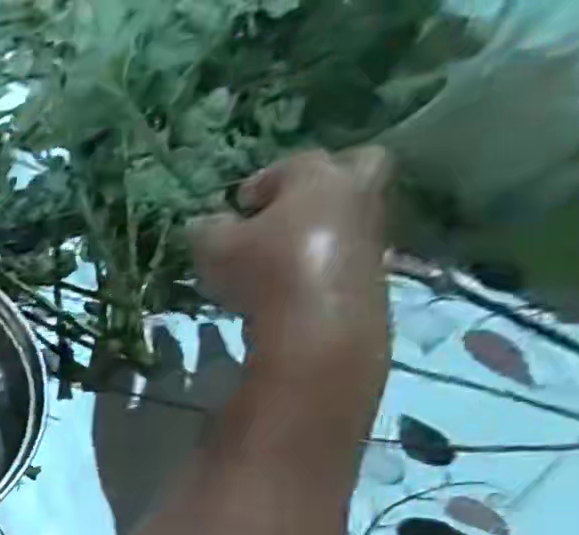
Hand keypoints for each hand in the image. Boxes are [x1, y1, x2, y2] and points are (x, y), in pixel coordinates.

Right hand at [187, 147, 392, 366]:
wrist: (317, 325)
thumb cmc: (263, 272)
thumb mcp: (213, 249)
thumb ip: (206, 229)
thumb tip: (204, 222)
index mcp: (318, 177)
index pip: (288, 165)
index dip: (258, 183)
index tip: (236, 206)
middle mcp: (354, 193)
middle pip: (352, 167)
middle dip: (321, 182)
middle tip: (285, 210)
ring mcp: (370, 231)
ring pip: (347, 212)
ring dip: (318, 226)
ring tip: (278, 255)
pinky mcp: (374, 269)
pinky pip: (346, 250)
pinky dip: (323, 258)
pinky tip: (293, 281)